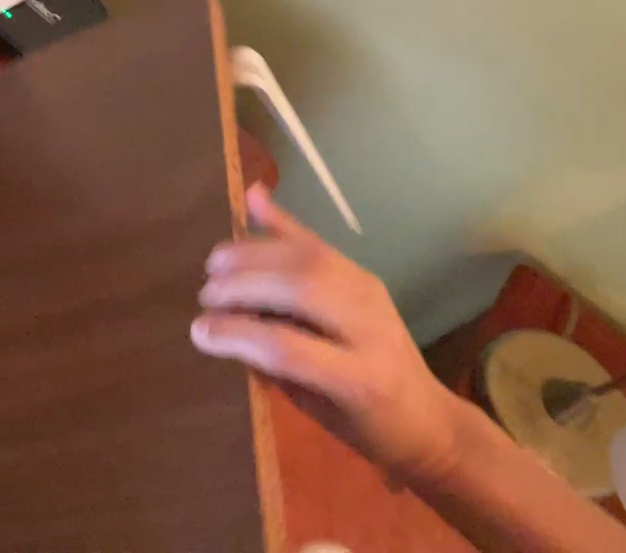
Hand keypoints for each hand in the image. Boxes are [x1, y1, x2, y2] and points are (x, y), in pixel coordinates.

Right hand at [192, 184, 459, 482]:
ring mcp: (370, 292)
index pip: (287, 346)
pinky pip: (317, 243)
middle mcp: (369, 326)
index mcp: (359, 378)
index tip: (198, 331)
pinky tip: (253, 198)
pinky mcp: (364, 273)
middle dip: (244, 284)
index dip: (237, 334)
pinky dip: (281, 222)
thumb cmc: (363, 427)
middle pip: (300, 288)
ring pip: (307, 257)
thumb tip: (222, 326)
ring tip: (216, 261)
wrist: (428, 416)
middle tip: (206, 292)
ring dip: (254, 252)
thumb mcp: (316, 410)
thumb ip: (273, 365)